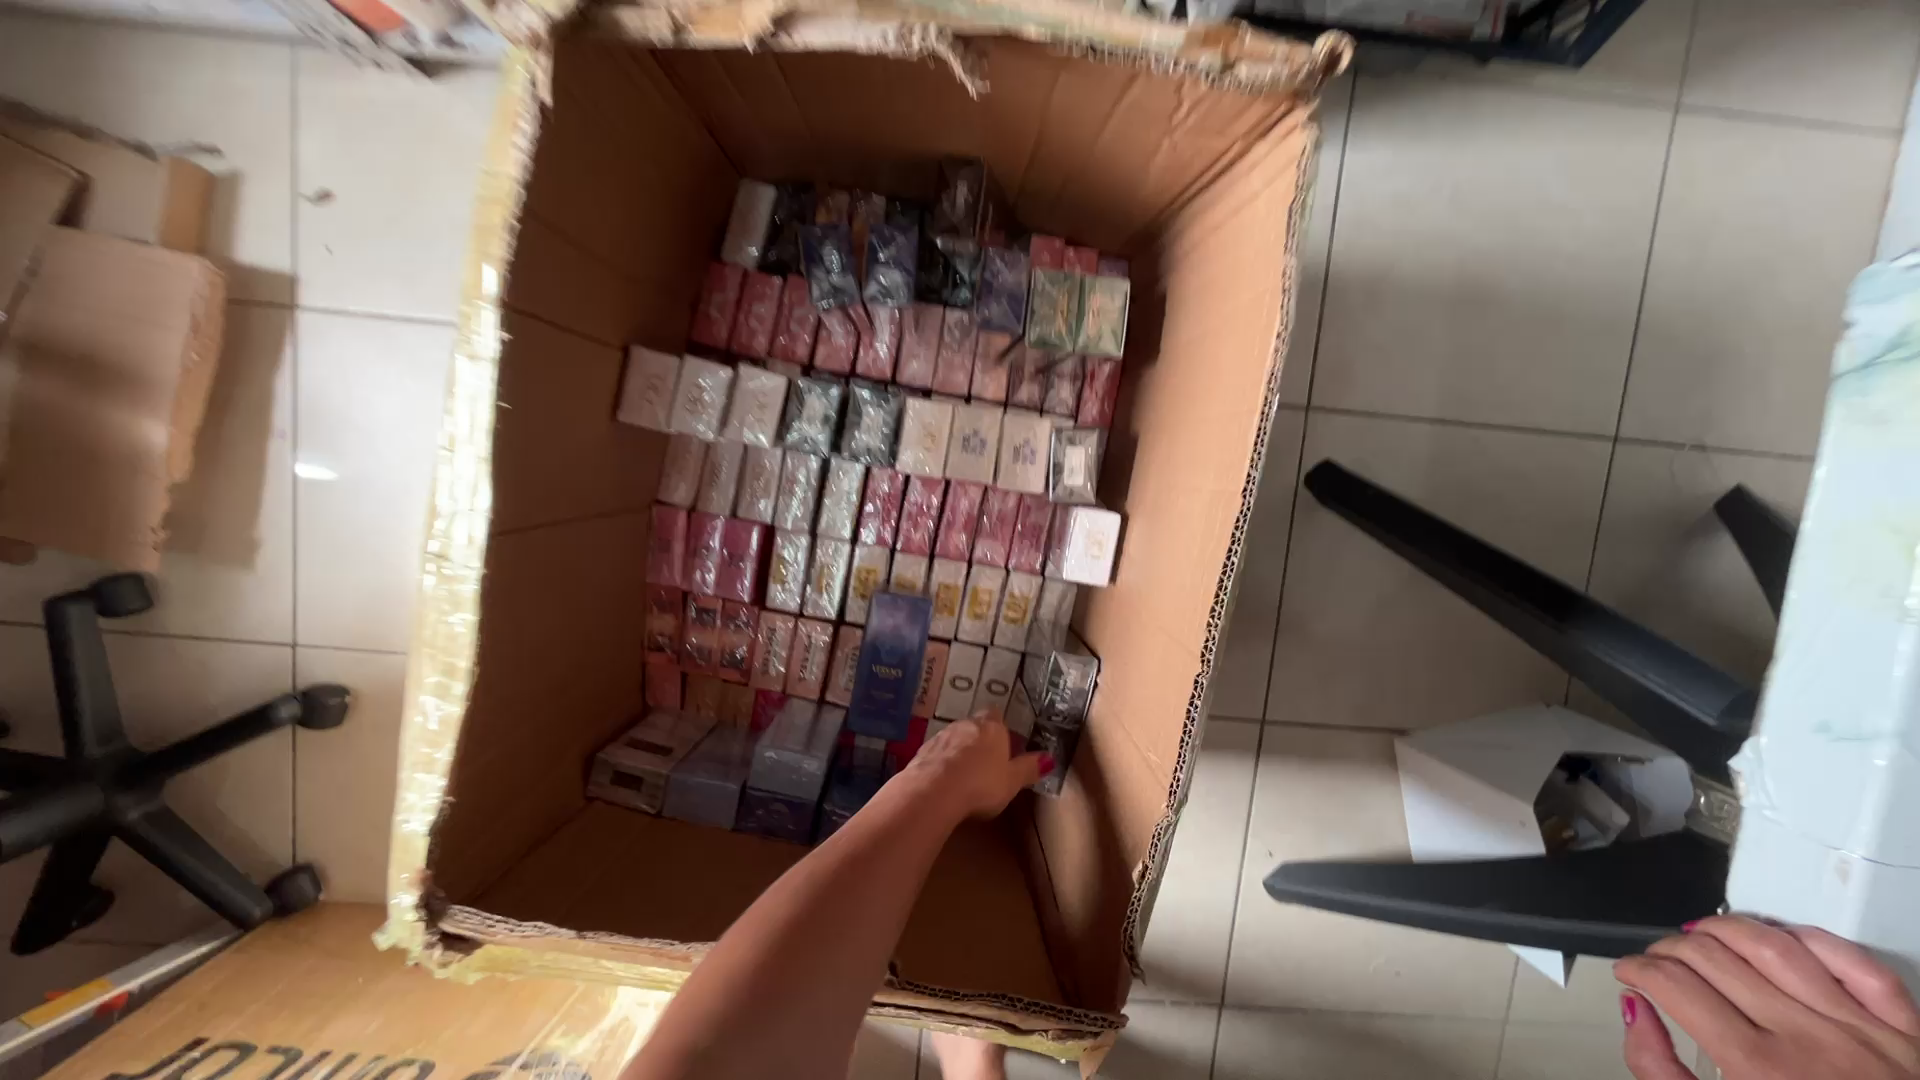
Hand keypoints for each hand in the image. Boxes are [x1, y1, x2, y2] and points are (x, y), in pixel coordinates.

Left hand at [903, 708, 1049, 821]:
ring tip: (966, 776)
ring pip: (954, 739)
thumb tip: (1049, 758)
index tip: (1005, 746)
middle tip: (988, 764)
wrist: (934, 791)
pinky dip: (943, 764)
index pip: (997, 716)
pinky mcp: (922, 752)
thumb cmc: (981, 784)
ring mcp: (941, 736)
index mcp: (992, 728)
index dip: (1001, 730)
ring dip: (960, 752)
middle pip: (975, 726)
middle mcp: (965, 725)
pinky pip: (937, 754)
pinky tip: (945, 782)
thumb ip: (1029, 768)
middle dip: (980, 741)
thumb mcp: (1012, 781)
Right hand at [1614, 915, 1919, 1079]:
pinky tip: (1780, 944)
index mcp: (1761, 1069)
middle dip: (1666, 949)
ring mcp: (1864, 1032)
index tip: (1630, 974)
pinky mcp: (1908, 1032)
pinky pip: (1854, 961)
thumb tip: (1634, 1009)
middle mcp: (1811, 1041)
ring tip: (1703, 940)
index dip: (1634, 968)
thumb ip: (1658, 1070)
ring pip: (1770, 942)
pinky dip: (1808, 938)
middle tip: (1659, 963)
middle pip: (1709, 954)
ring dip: (1721, 929)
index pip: (1669, 982)